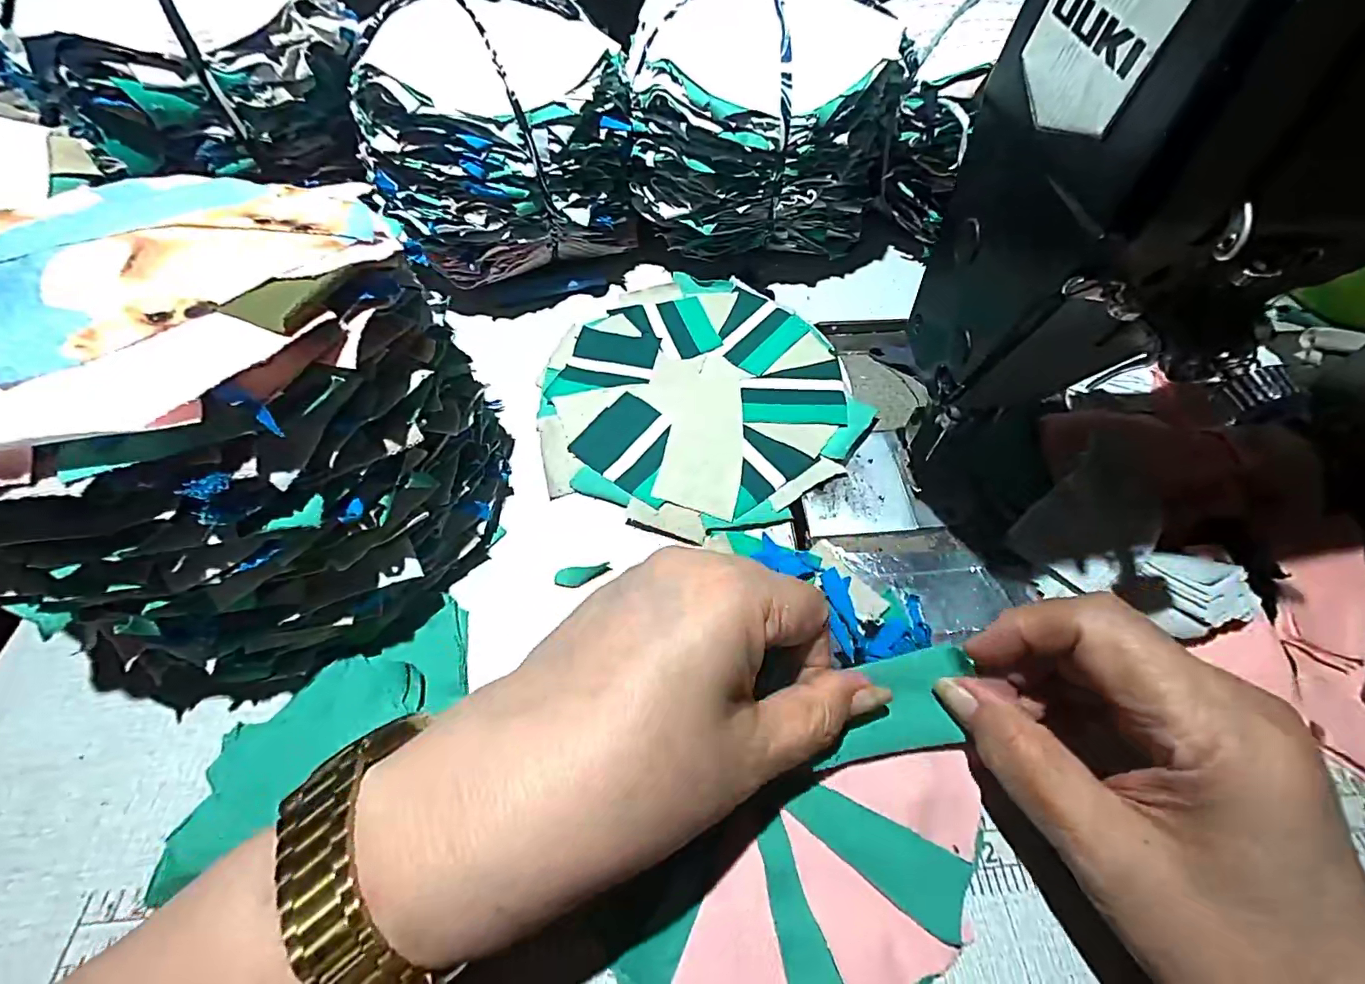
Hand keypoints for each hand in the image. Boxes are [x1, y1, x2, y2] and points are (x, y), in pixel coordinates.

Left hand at [353, 547, 887, 967]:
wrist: (490, 804)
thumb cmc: (641, 781)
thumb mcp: (749, 757)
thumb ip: (822, 716)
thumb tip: (874, 693)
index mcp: (732, 587)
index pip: (814, 611)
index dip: (814, 670)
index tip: (779, 724)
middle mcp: (689, 560)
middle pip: (768, 599)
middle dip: (773, 657)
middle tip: (736, 725)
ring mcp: (639, 572)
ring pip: (724, 601)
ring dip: (732, 650)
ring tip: (692, 713)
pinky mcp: (603, 595)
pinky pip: (677, 604)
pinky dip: (689, 642)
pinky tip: (648, 697)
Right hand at [934, 594, 1364, 982]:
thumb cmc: (1226, 948)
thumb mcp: (1110, 861)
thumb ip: (1028, 767)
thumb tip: (957, 694)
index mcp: (1217, 717)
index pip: (1103, 626)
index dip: (1024, 629)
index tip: (965, 663)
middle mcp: (1228, 693)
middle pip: (1108, 638)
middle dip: (1030, 658)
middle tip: (973, 700)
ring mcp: (1228, 710)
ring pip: (1115, 664)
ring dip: (1049, 684)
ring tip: (999, 722)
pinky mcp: (1218, 733)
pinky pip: (1132, 698)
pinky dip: (1077, 710)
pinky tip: (1042, 737)